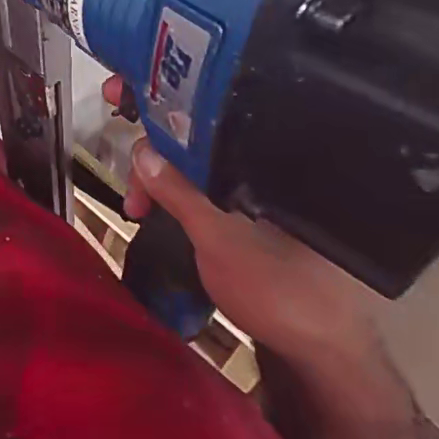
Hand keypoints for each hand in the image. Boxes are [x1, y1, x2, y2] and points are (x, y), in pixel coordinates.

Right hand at [103, 76, 385, 359]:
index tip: (120, 92)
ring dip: (160, 177)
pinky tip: (156, 208)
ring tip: (136, 207)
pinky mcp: (249, 209)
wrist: (318, 346)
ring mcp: (255, 186)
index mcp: (265, 155)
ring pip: (197, 162)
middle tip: (128, 184)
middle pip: (197, 134)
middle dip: (151, 149)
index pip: (210, 108)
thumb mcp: (218, 239)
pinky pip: (204, 184)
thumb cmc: (278, 288)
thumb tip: (141, 149)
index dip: (163, 96)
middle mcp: (262, 161)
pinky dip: (177, 192)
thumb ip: (181, 193)